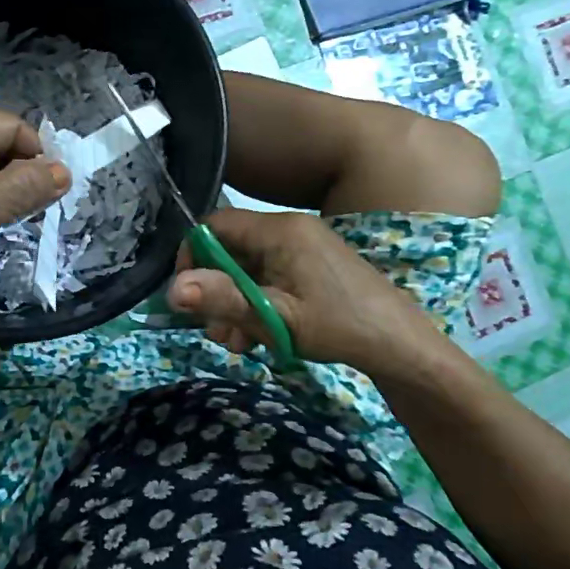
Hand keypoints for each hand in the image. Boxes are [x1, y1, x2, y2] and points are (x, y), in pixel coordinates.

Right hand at [166, 209, 444, 373]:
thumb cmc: (338, 325)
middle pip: (231, 250)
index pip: (215, 225)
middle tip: (219, 333)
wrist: (398, 342)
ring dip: (236, 305)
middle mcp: (290, 229)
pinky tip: (260, 337)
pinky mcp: (312, 265)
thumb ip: (224, 300)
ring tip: (241, 343)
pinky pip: (270, 277)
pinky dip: (258, 304)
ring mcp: (303, 247)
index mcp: (280, 230)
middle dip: (217, 292)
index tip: (190, 295)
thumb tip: (172, 290)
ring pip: (249, 269)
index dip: (193, 256)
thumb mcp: (276, 316)